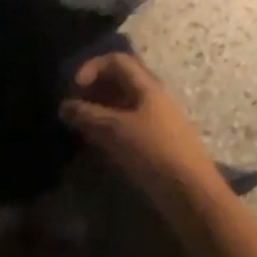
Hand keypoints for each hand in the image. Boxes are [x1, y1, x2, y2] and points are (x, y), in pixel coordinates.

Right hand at [61, 52, 221, 193]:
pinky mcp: (161, 143)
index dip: (91, 67)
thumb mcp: (113, 130)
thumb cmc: (153, 153)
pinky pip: (131, 125)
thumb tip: (64, 106)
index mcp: (148, 87)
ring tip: (84, 127)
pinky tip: (101, 145)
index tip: (74, 88)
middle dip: (94, 90)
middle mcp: (155, 98)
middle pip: (121, 81)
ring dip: (101, 110)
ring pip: (125, 105)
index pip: (116, 60)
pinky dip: (112, 128)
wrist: (193, 196)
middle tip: (76, 107)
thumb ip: (86, 115)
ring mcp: (160, 121)